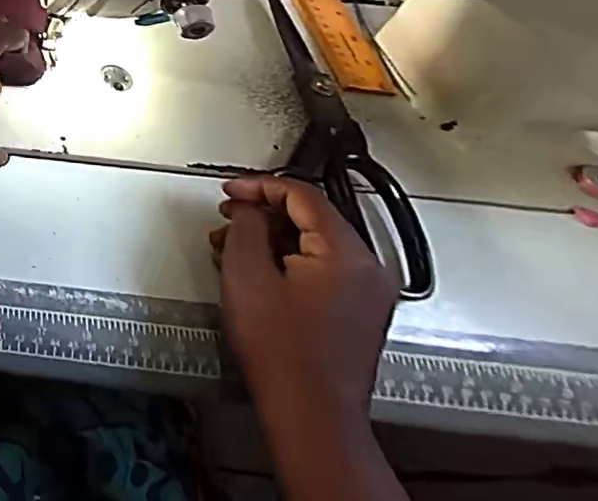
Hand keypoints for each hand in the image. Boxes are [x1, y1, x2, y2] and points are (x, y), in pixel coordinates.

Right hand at [211, 177, 397, 428]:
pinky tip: (256, 269)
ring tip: (233, 246)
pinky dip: (287, 257)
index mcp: (347, 256)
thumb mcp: (246, 272)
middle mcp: (368, 270)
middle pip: (311, 216)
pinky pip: (321, 264)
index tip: (231, 189)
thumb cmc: (282, 351)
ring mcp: (367, 292)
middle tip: (229, 214)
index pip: (302, 195)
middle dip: (263, 211)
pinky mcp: (357, 309)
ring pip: (314, 241)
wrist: (309, 412)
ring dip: (271, 235)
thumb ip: (246, 226)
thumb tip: (248, 209)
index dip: (259, 185)